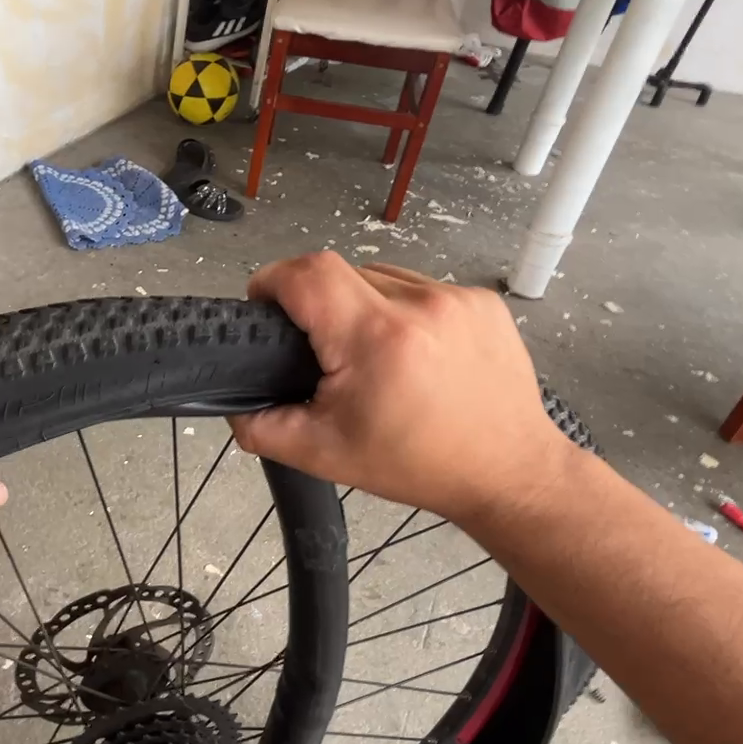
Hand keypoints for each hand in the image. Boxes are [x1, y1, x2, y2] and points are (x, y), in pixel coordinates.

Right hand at [227, 252, 581, 522]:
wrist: (510, 473)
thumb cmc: (418, 465)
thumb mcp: (324, 455)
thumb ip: (262, 428)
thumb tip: (232, 403)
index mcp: (376, 339)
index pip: (307, 273)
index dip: (273, 280)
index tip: (264, 304)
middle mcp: (419, 305)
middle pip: (338, 270)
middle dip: (315, 301)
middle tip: (319, 348)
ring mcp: (456, 298)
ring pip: (378, 274)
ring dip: (359, 302)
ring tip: (368, 351)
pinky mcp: (482, 300)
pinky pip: (418, 285)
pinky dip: (400, 308)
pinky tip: (410, 349)